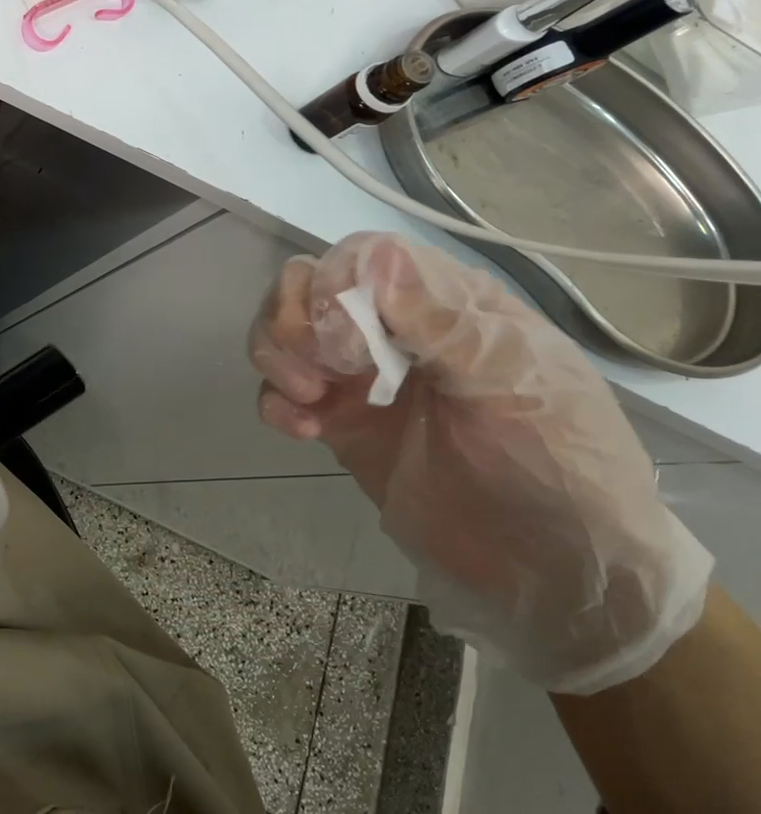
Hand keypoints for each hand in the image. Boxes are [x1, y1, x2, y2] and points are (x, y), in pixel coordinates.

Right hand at [247, 232, 713, 694]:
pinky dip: (272, 402)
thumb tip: (371, 260)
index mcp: (451, 306)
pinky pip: (276, 390)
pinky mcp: (336, 420)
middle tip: (319, 374)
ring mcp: (362, 375)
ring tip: (306, 402)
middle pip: (307, 285)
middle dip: (292, 321)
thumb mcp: (516, 386)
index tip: (345, 342)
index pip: (366, 256)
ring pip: (281, 330)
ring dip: (274, 357)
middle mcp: (398, 329)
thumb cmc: (556, 469)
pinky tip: (302, 432)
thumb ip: (443, 322)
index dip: (336, 286)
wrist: (551, 571)